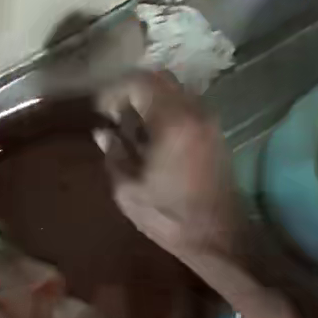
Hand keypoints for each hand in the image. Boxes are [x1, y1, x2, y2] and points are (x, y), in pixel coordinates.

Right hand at [94, 69, 246, 265]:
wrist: (218, 238)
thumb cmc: (168, 218)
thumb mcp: (128, 190)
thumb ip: (114, 155)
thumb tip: (103, 133)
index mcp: (171, 123)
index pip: (139, 83)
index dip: (113, 91)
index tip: (98, 109)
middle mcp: (194, 112)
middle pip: (160, 79)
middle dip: (132, 90)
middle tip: (112, 113)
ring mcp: (209, 121)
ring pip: (175, 90)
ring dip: (150, 99)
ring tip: (129, 125)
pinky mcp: (215, 133)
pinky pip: (186, 106)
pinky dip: (165, 110)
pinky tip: (150, 136)